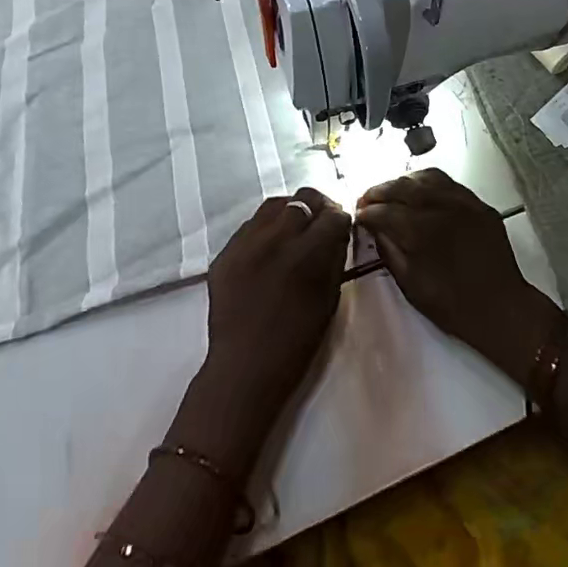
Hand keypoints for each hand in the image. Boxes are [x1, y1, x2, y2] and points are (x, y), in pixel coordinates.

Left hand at [203, 188, 350, 411]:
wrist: (245, 366)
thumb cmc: (297, 342)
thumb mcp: (328, 299)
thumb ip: (334, 259)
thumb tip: (338, 231)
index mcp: (306, 255)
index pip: (332, 216)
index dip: (341, 218)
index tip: (342, 225)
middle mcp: (274, 239)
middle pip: (303, 199)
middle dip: (318, 207)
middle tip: (323, 220)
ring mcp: (244, 243)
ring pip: (273, 205)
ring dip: (291, 211)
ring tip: (297, 227)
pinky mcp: (225, 252)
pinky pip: (249, 226)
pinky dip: (265, 228)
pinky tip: (271, 244)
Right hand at [355, 169, 563, 383]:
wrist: (502, 309)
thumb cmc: (452, 304)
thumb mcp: (410, 284)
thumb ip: (388, 250)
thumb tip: (374, 228)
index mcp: (420, 230)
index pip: (383, 211)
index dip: (366, 213)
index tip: (358, 217)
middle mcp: (440, 207)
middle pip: (400, 186)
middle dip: (378, 192)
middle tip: (366, 201)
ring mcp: (462, 202)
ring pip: (424, 177)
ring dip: (401, 182)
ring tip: (390, 193)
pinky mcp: (477, 204)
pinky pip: (448, 182)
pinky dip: (427, 182)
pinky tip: (419, 192)